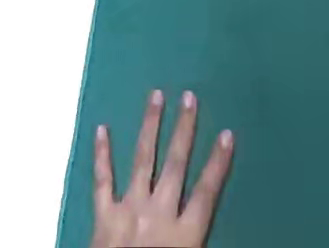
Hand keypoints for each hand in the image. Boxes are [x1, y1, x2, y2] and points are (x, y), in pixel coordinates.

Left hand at [91, 89, 234, 247]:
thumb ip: (199, 242)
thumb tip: (215, 229)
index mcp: (184, 236)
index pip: (207, 193)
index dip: (218, 163)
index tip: (227, 133)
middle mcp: (159, 214)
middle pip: (176, 164)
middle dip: (184, 129)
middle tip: (189, 95)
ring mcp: (129, 210)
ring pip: (143, 159)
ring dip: (150, 125)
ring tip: (156, 95)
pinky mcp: (103, 215)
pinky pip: (102, 180)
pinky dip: (101, 153)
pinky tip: (101, 128)